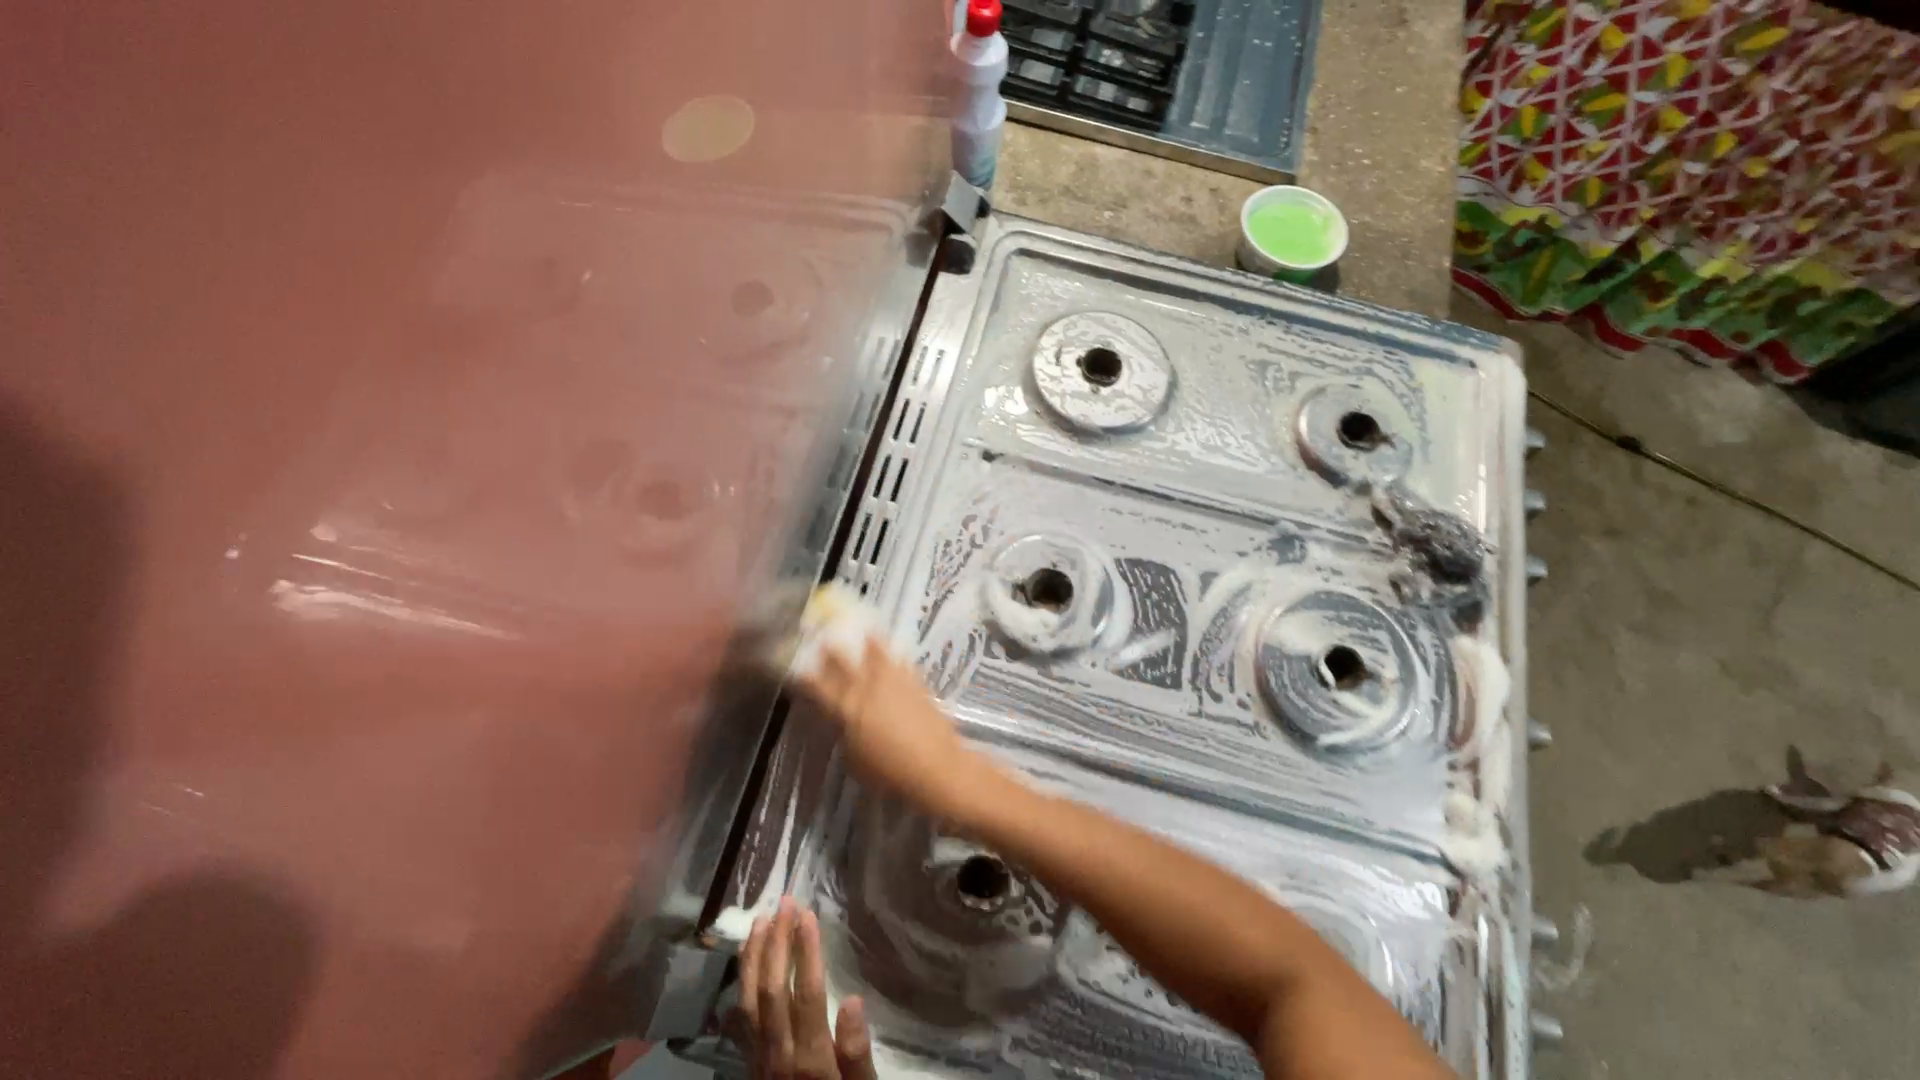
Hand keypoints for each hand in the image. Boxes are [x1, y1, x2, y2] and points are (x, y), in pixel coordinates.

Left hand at [737, 899, 874, 1079]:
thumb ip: (856, 1054)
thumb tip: (852, 1000)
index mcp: (811, 1060)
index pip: (805, 994)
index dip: (805, 952)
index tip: (808, 914)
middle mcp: (778, 1056)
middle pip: (770, 990)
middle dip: (777, 942)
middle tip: (786, 902)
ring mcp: (759, 1062)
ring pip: (748, 1001)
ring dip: (753, 957)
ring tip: (761, 920)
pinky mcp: (750, 1068)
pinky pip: (738, 1022)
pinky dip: (739, 987)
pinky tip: (744, 966)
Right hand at [790, 638, 983, 813]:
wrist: (937, 768)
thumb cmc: (890, 774)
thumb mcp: (855, 760)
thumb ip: (845, 735)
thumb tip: (842, 722)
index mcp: (846, 708)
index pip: (817, 685)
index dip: (804, 673)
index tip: (797, 664)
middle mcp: (867, 688)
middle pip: (844, 661)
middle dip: (831, 648)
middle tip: (824, 637)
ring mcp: (894, 682)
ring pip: (877, 653)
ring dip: (869, 642)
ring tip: (865, 631)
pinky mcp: (917, 684)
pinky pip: (902, 663)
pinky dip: (895, 656)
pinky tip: (894, 652)